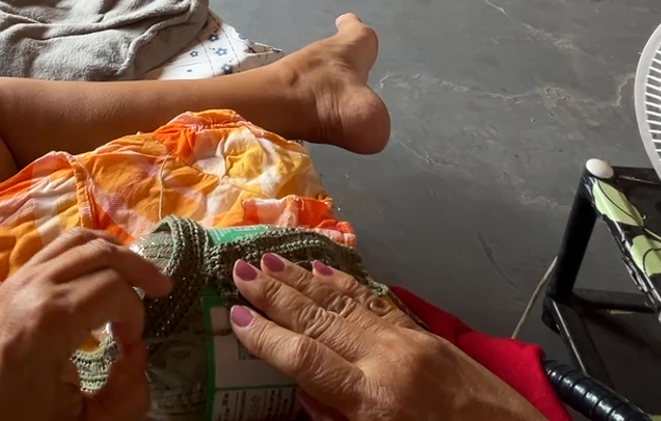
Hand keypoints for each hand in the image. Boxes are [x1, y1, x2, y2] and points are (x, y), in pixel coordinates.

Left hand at [0, 229, 172, 420]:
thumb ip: (123, 399)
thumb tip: (139, 356)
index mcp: (49, 319)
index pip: (113, 288)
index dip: (136, 315)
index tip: (132, 349)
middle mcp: (33, 286)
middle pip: (100, 251)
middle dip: (137, 268)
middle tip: (162, 289)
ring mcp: (18, 278)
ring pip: (78, 239)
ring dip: (113, 252)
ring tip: (136, 275)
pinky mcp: (10, 281)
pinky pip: (55, 247)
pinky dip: (85, 251)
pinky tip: (98, 274)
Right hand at [228, 254, 545, 420]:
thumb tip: (303, 393)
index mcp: (376, 401)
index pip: (306, 359)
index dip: (266, 336)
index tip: (235, 315)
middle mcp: (387, 360)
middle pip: (318, 318)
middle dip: (275, 292)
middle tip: (239, 267)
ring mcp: (407, 340)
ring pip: (342, 301)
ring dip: (301, 278)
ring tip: (268, 258)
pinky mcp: (425, 333)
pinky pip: (374, 301)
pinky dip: (343, 283)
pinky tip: (322, 269)